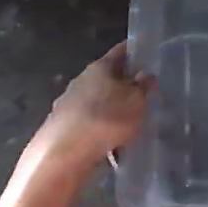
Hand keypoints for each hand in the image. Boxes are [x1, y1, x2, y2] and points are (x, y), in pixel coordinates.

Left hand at [36, 43, 153, 170]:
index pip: (120, 51)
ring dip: (110, 109)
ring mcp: (67, 104)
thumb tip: (145, 74)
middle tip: (142, 93)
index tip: (147, 53)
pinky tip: (110, 145)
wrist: (62, 155)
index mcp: (99, 67)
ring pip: (96, 101)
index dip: (135, 51)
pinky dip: (99, 129)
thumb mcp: (136, 102)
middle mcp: (80, 80)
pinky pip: (87, 124)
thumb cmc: (106, 120)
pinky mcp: (60, 128)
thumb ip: (143, 87)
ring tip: (128, 124)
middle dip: (123, 84)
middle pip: (106, 77)